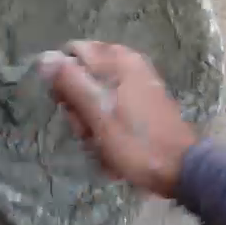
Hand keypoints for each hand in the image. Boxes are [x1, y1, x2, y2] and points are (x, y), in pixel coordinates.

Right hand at [38, 41, 197, 198]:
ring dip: (91, 124)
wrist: (181, 171)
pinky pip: (110, 111)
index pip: (73, 53)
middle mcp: (128, 64)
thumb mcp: (98, 112)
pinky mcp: (141, 105)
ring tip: (101, 145)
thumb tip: (44, 56)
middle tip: (87, 131)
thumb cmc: (137, 141)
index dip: (63, 79)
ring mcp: (136, 84)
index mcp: (118, 58)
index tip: (66, 106)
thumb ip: (71, 82)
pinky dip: (106, 130)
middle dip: (78, 107)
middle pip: (83, 76)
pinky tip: (112, 150)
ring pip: (95, 98)